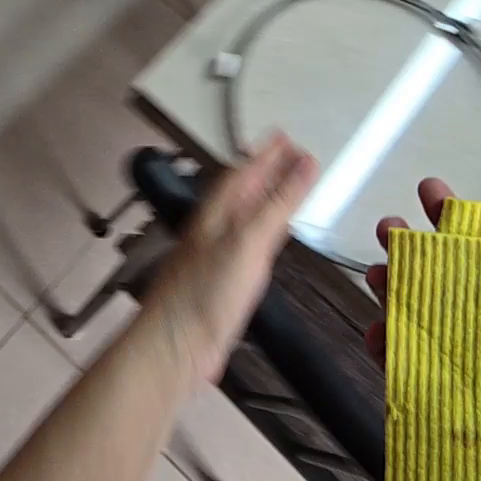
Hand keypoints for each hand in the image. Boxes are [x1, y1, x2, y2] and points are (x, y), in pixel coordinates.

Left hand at [145, 133, 317, 381]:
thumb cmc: (200, 293)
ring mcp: (221, 251)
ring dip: (268, 196)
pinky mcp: (227, 277)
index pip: (246, 168)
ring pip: (248, 212)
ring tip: (284, 183)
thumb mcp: (249, 239)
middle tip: (288, 152)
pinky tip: (273, 234)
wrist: (178, 343)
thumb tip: (303, 165)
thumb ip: (279, 201)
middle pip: (246, 187)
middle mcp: (217, 225)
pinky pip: (252, 240)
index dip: (267, 152)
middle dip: (268, 168)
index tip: (284, 137)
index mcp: (219, 208)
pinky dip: (268, 229)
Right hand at [364, 180, 480, 480]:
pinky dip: (385, 348)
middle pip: (443, 282)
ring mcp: (460, 369)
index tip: (436, 198)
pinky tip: (378, 337)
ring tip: (380, 273)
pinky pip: (403, 368)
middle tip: (391, 227)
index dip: (464, 229)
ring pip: (415, 316)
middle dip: (413, 250)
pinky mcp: (438, 402)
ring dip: (392, 289)